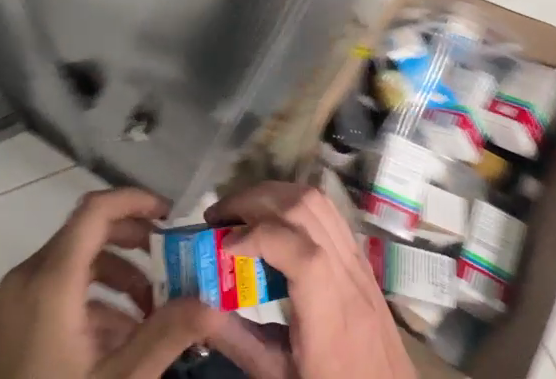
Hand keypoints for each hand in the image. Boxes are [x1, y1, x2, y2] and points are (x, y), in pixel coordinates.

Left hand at [0, 186, 250, 377]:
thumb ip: (165, 336)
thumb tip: (212, 304)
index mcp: (51, 280)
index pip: (94, 212)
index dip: (134, 201)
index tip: (171, 215)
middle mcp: (28, 275)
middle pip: (86, 234)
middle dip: (135, 245)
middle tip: (172, 265)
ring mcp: (16, 296)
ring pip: (75, 263)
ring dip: (118, 278)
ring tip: (153, 313)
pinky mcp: (15, 317)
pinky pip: (59, 289)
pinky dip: (94, 300)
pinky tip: (122, 337)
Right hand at [203, 182, 413, 378]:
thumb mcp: (279, 376)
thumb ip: (236, 339)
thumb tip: (195, 304)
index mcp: (330, 313)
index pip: (300, 251)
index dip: (256, 237)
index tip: (221, 247)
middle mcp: (348, 275)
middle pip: (305, 210)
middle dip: (253, 202)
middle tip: (217, 218)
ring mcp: (358, 261)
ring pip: (316, 200)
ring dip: (271, 194)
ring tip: (240, 211)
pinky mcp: (359, 256)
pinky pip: (327, 210)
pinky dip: (292, 201)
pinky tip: (271, 216)